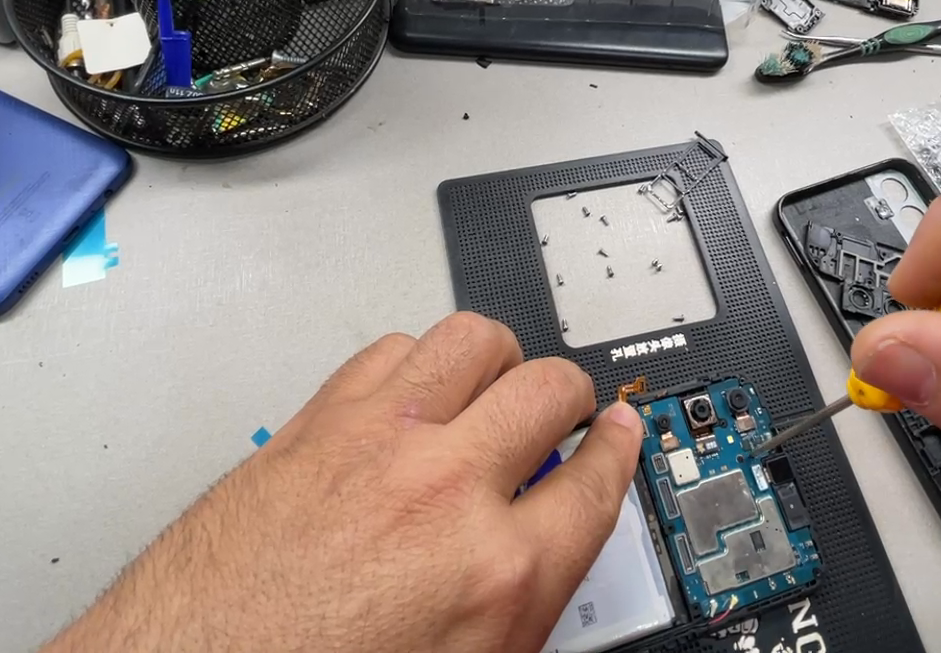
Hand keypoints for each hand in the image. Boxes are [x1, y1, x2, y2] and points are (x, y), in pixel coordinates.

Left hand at [44, 312, 643, 652]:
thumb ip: (520, 600)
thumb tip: (548, 548)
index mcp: (494, 578)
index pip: (596, 486)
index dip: (618, 452)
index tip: (619, 432)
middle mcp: (444, 491)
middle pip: (549, 390)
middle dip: (571, 394)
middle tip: (566, 406)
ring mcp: (380, 441)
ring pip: (474, 341)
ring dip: (498, 359)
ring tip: (493, 384)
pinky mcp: (320, 418)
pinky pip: (394, 349)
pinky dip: (417, 363)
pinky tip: (414, 393)